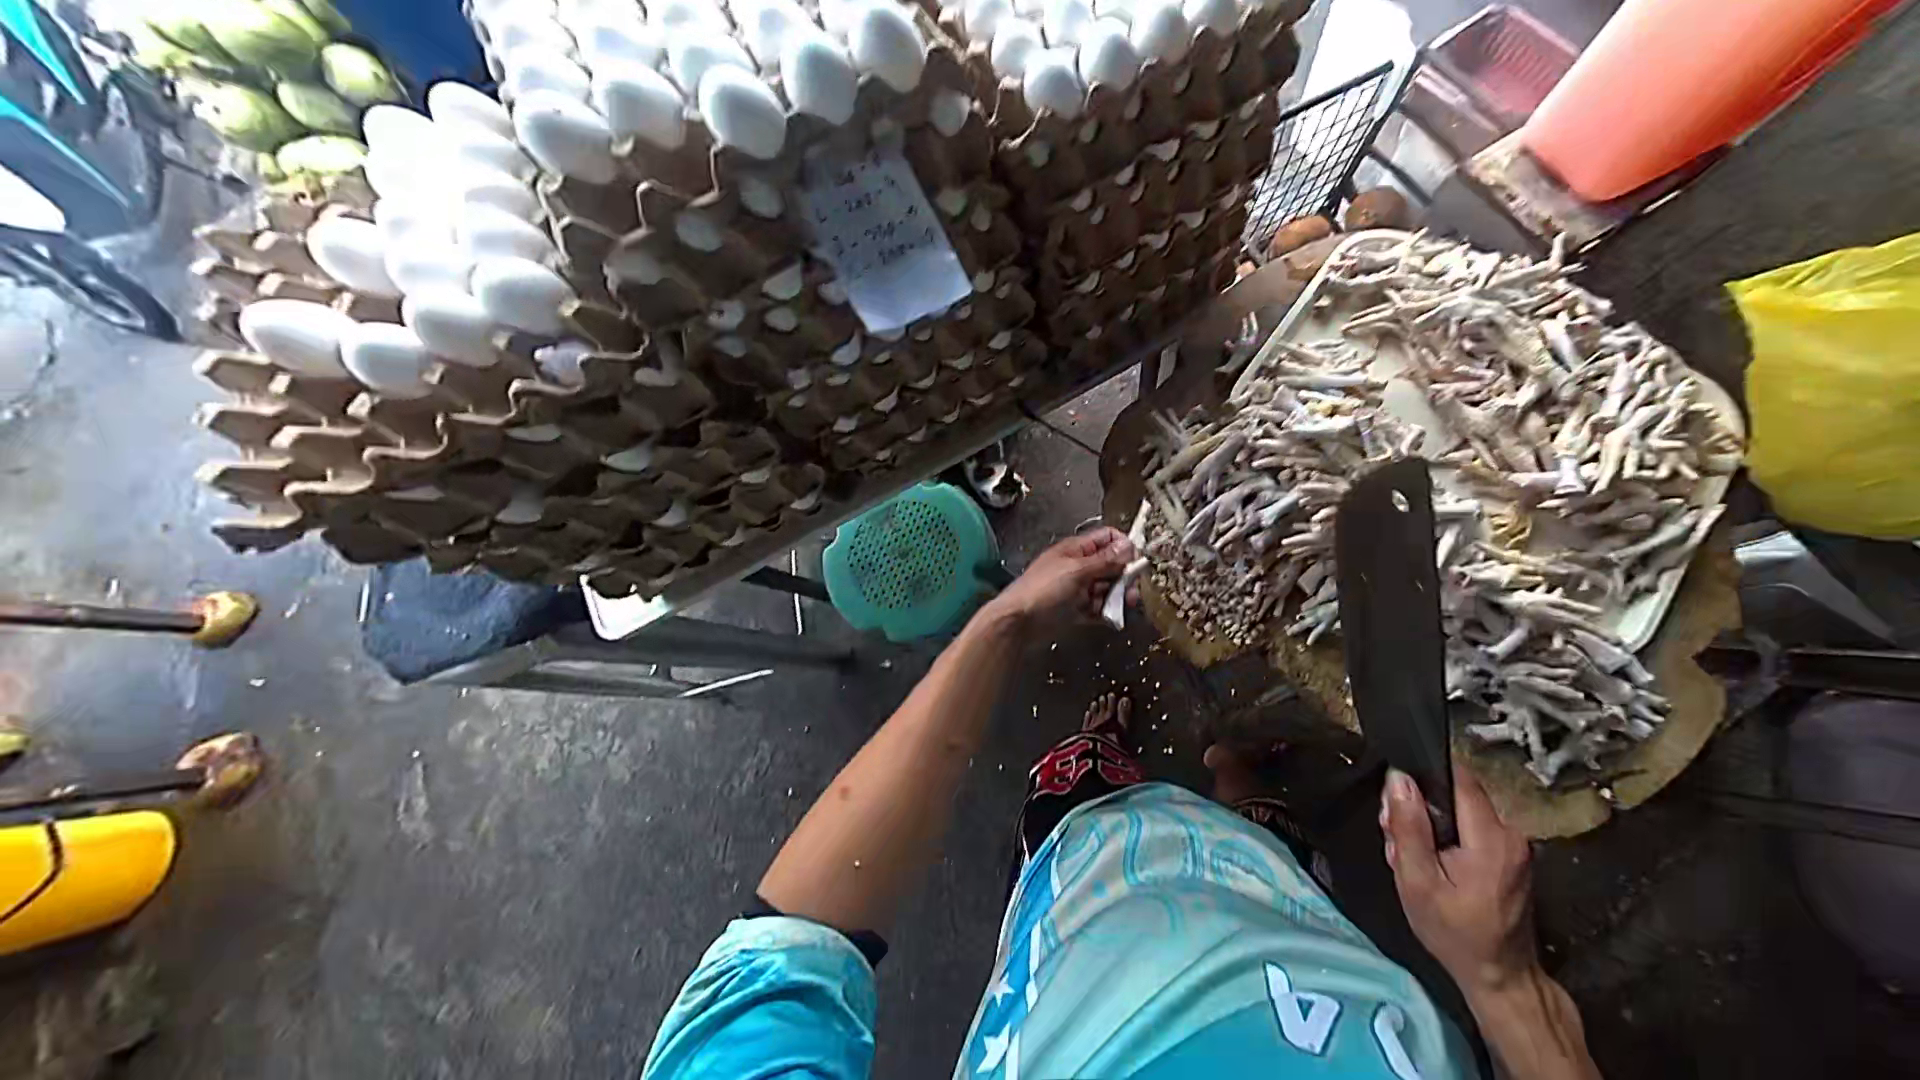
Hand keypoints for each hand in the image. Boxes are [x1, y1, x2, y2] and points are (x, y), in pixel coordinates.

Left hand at [979, 527, 1135, 635]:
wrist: (1017, 623)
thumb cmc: (1041, 591)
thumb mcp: (1076, 571)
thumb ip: (1105, 560)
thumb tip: (1129, 546)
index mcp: (1076, 550)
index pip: (1107, 539)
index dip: (1124, 547)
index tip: (1136, 561)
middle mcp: (1078, 567)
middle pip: (1111, 565)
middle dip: (1124, 576)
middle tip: (1131, 590)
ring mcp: (1077, 589)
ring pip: (1107, 588)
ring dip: (1118, 596)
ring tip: (1122, 605)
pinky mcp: (1076, 610)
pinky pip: (1099, 608)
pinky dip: (1107, 612)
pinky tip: (1112, 617)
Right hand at [1381, 761, 1538, 996]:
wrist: (1499, 977)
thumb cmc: (1454, 932)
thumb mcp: (1417, 880)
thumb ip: (1408, 826)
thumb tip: (1398, 778)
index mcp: (1491, 838)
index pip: (1456, 777)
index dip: (1420, 780)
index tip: (1396, 804)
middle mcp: (1511, 835)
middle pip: (1454, 794)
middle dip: (1418, 807)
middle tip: (1396, 840)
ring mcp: (1514, 846)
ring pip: (1458, 810)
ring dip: (1428, 824)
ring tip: (1412, 856)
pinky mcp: (1510, 856)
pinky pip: (1468, 827)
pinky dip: (1444, 837)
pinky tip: (1430, 862)